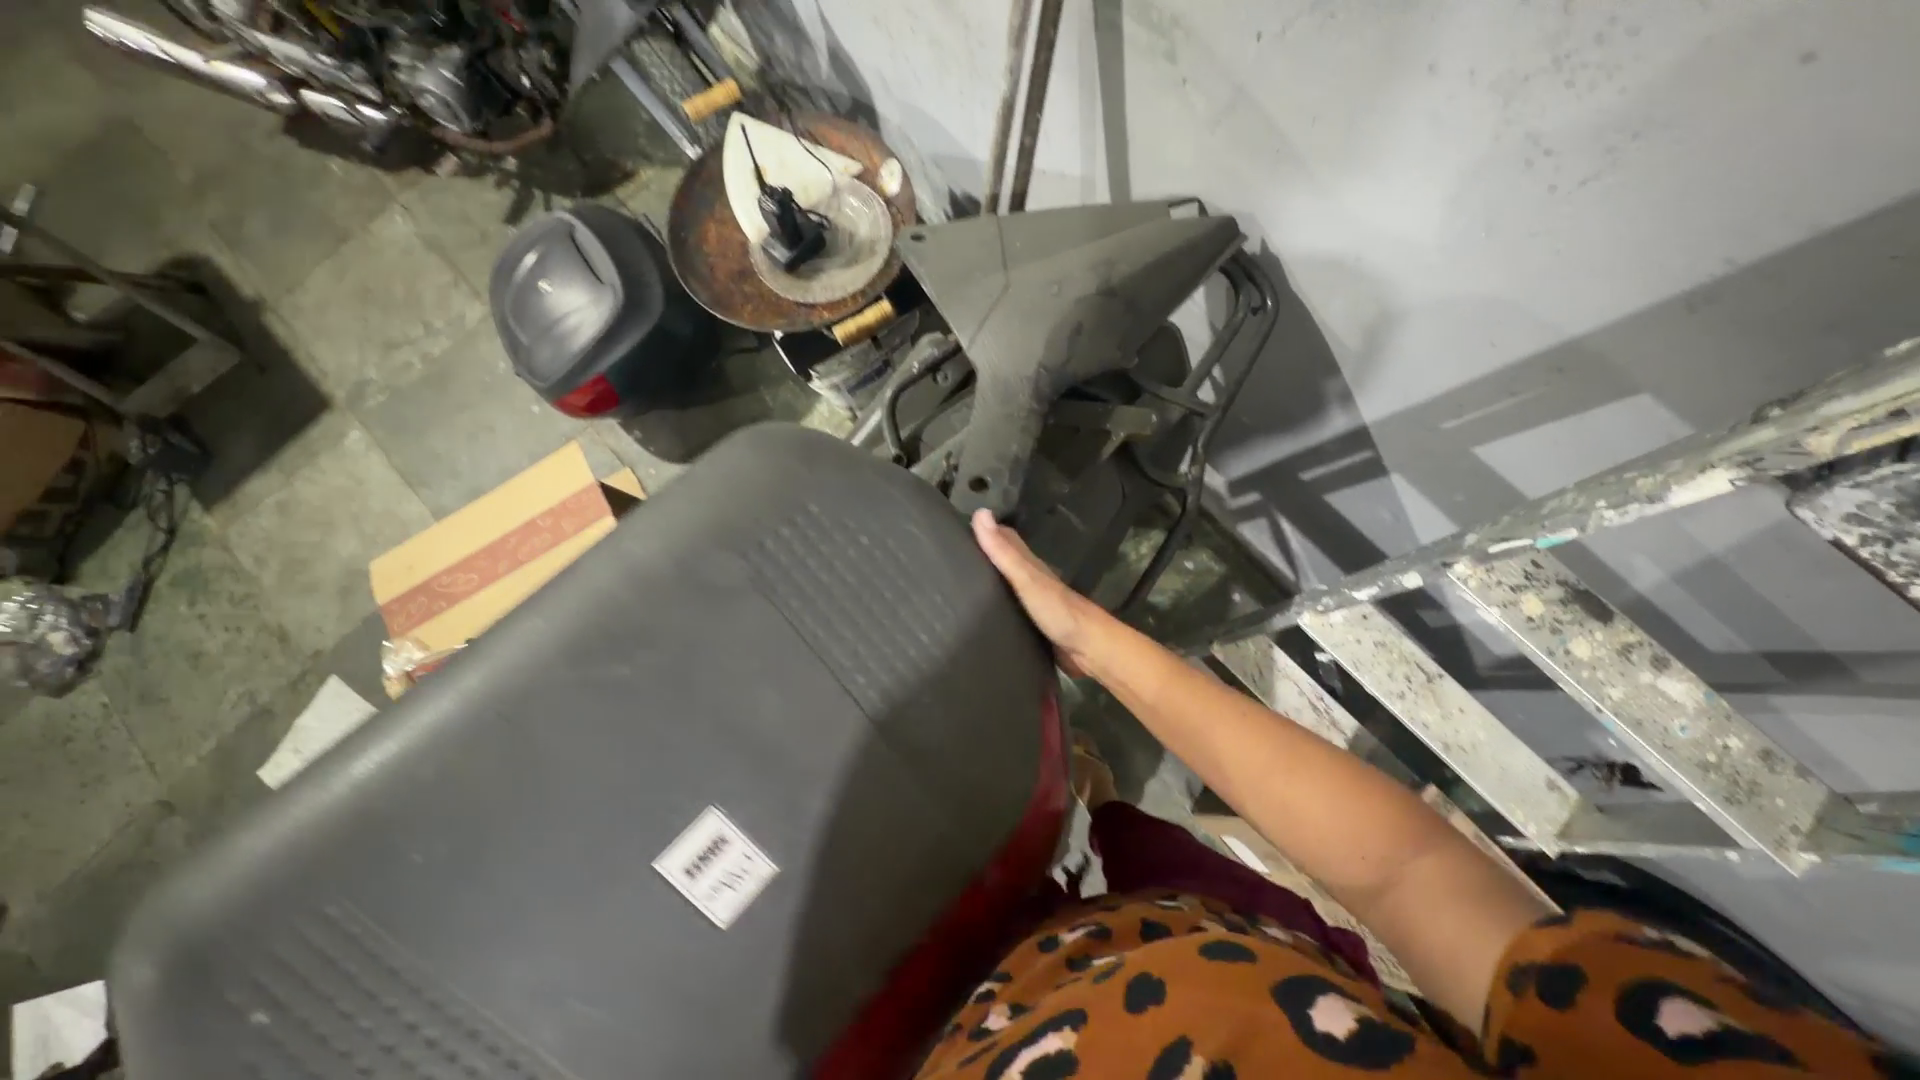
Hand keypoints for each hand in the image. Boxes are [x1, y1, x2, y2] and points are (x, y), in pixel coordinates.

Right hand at [971, 510, 1102, 676]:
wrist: (1088, 649)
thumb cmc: (1058, 611)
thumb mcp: (1027, 579)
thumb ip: (1004, 552)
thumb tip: (980, 512)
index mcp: (1030, 565)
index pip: (1005, 539)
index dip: (984, 531)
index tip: (955, 530)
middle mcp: (1031, 581)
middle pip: (1005, 563)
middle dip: (982, 559)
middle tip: (951, 561)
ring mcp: (1032, 604)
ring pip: (1006, 588)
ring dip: (987, 586)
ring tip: (957, 588)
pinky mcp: (1032, 626)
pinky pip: (1008, 612)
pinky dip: (993, 609)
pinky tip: (979, 616)